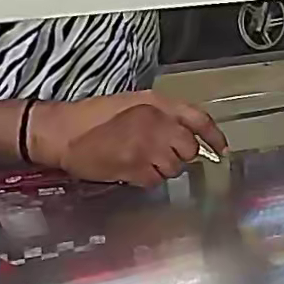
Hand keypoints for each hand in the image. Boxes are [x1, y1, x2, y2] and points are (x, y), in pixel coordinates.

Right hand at [28, 92, 226, 185]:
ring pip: (174, 168)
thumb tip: (184, 134)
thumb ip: (160, 115)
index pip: (198, 119)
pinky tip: (130, 168)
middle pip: (189, 149)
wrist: (62, 132)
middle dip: (179, 155)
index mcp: (156, 103)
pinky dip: (146, 179)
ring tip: (138, 159)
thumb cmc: (93, 117)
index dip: (214, 136)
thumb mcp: (131, 104)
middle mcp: (157, 123)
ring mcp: (148, 146)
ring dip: (161, 168)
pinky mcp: (137, 167)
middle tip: (158, 153)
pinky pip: (156, 180)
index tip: (221, 150)